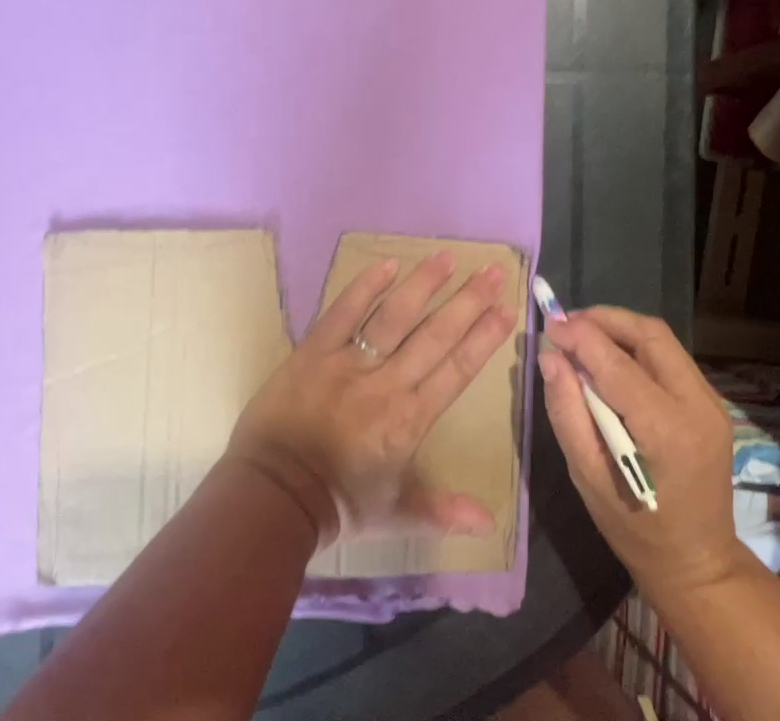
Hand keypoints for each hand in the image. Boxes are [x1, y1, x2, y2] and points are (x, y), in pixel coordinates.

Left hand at [226, 251, 518, 547]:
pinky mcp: (312, 353)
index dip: (484, 338)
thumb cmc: (336, 505)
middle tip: (494, 272)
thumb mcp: (394, 514)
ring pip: (394, 317)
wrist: (271, 496)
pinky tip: (386, 264)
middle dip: (468, 302)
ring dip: (423, 285)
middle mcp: (387, 384)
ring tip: (448, 258)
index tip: (507, 310)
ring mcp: (348, 365)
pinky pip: (341, 314)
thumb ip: (442, 511)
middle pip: (435, 336)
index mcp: (410, 419)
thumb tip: (490, 522)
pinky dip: (364, 288)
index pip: (457, 370)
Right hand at [539, 308, 753, 596]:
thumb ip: (568, 414)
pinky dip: (638, 350)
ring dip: (622, 331)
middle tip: (566, 324)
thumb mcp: (588, 478)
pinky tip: (611, 362)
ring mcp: (712, 403)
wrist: (698, 562)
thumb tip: (550, 358)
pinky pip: (672, 361)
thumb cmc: (635, 530)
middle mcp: (698, 405)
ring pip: (664, 342)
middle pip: (650, 335)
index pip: (617, 363)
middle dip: (605, 319)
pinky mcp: (713, 405)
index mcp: (666, 430)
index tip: (548, 323)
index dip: (580, 335)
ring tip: (583, 338)